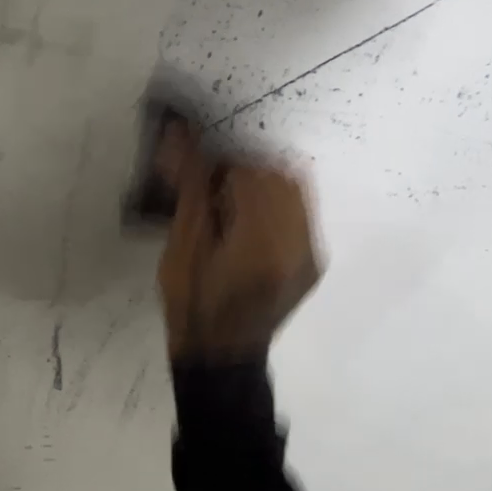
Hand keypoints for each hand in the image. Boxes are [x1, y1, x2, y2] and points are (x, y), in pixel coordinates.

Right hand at [155, 131, 321, 363]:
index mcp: (263, 243)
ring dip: (261, 177)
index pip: (253, 172)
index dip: (223, 153)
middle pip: (281, 174)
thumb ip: (189, 187)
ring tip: (227, 190)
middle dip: (244, 162)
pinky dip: (274, 198)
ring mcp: (310, 253)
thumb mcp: (182, 247)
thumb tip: (180, 133)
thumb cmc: (193, 305)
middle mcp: (299, 244)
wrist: (220, 356)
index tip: (196, 148)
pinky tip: (245, 210)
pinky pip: (299, 210)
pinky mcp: (311, 259)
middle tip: (211, 171)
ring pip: (295, 188)